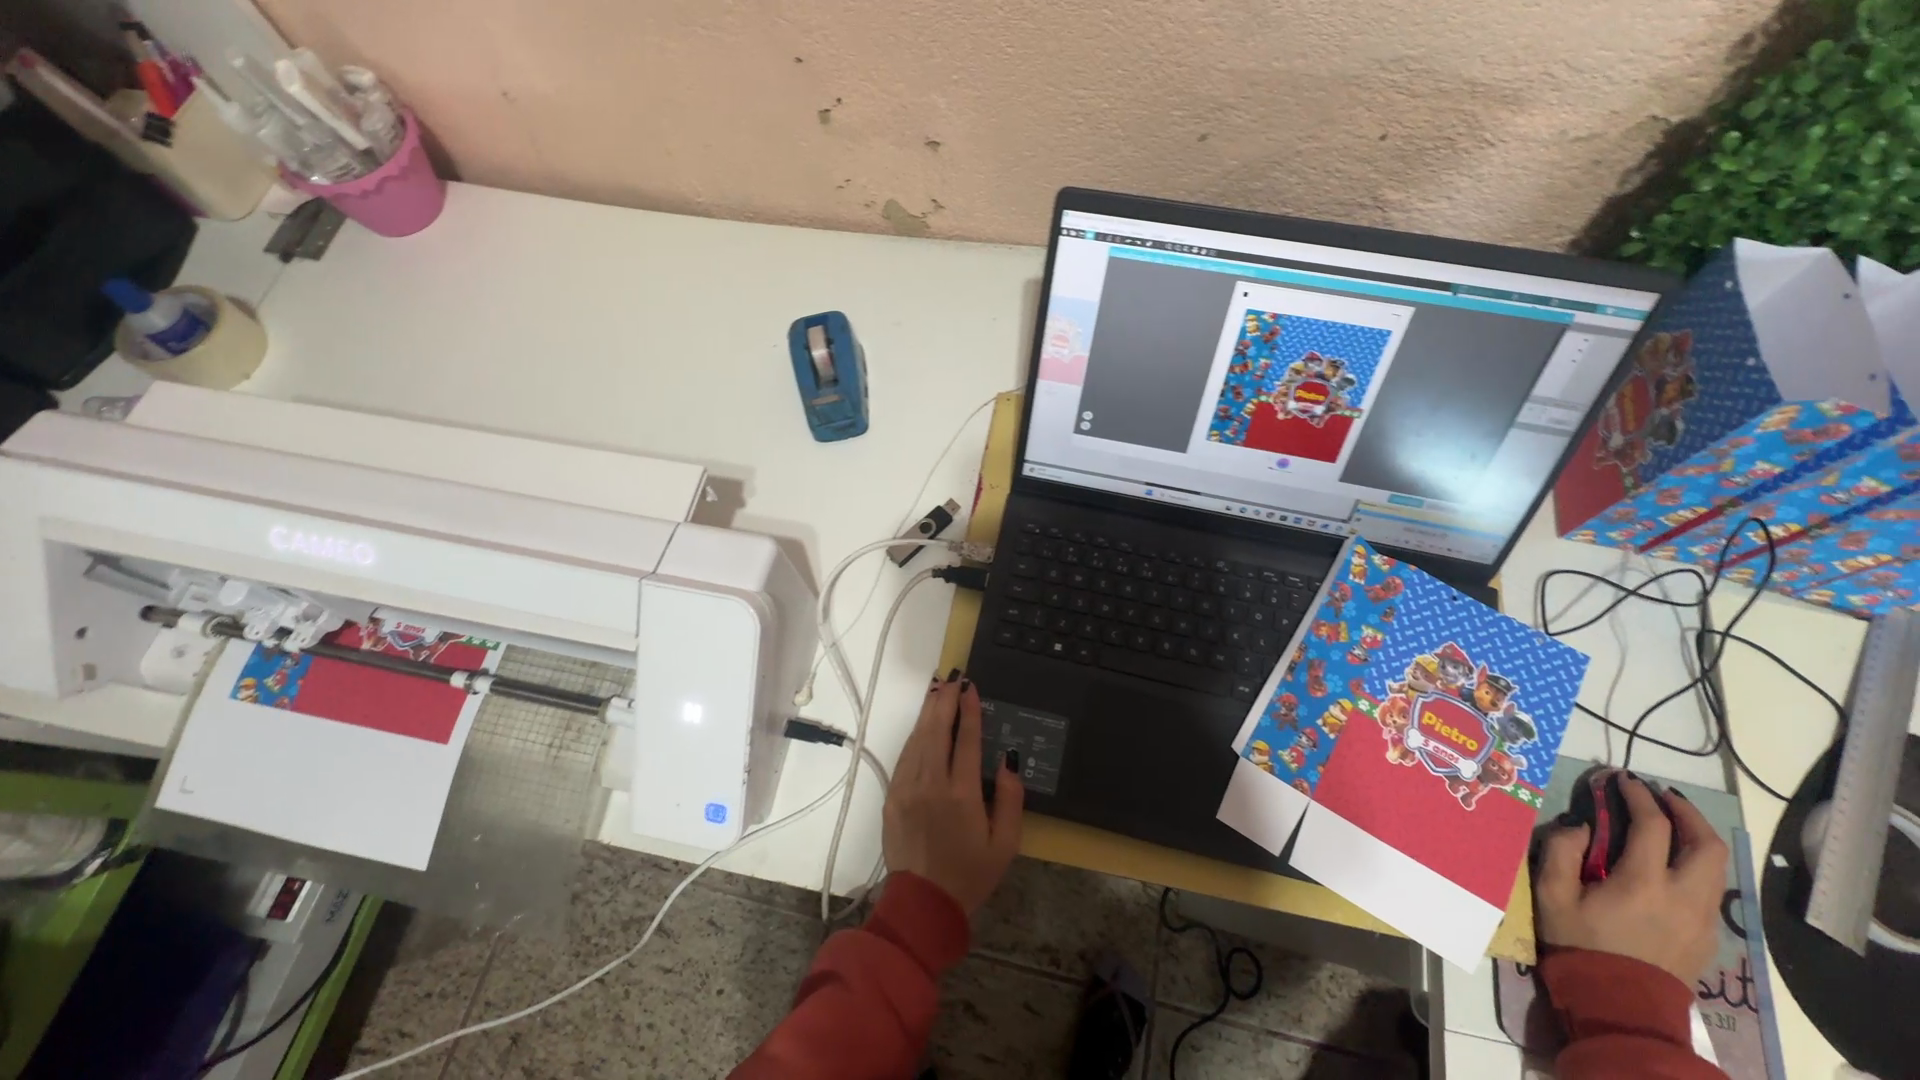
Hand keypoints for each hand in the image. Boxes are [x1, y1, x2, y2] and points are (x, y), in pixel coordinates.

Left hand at [882, 672, 1023, 913]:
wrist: (922, 904)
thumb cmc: (970, 875)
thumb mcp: (1006, 844)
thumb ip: (1010, 799)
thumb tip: (1009, 760)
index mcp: (961, 794)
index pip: (965, 739)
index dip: (969, 710)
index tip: (972, 688)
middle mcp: (930, 784)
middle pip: (936, 730)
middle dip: (944, 700)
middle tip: (953, 678)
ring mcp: (906, 789)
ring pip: (917, 740)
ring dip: (927, 713)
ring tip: (937, 691)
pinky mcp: (892, 797)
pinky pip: (905, 757)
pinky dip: (914, 736)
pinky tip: (922, 726)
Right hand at [1535, 776, 1727, 984]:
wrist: (1618, 1004)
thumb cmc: (1579, 945)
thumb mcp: (1551, 895)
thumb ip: (1561, 851)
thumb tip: (1581, 826)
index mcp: (1643, 882)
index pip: (1653, 825)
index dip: (1638, 796)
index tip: (1622, 780)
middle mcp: (1683, 895)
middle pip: (1706, 843)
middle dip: (1686, 812)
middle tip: (1660, 796)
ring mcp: (1702, 917)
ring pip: (1716, 866)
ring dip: (1696, 837)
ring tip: (1672, 824)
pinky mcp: (1707, 935)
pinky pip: (1710, 889)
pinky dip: (1695, 864)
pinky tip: (1672, 864)